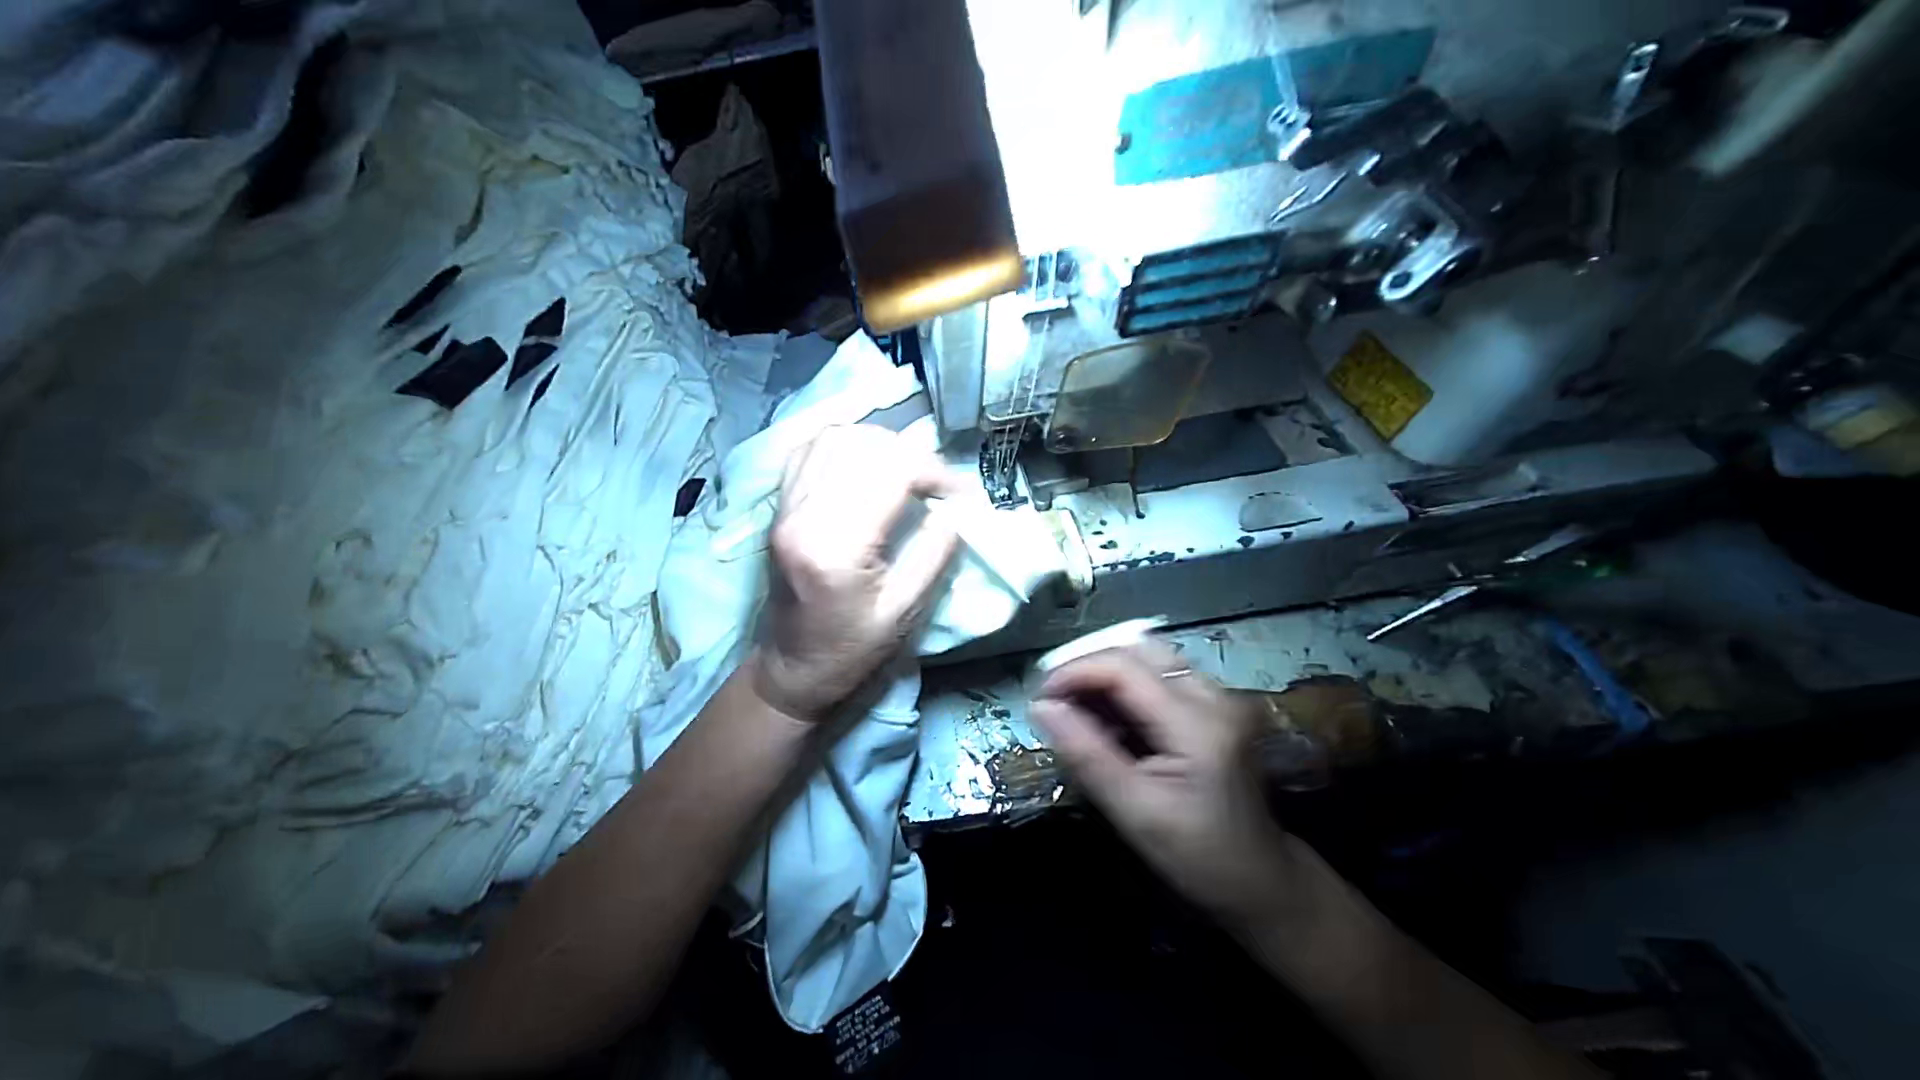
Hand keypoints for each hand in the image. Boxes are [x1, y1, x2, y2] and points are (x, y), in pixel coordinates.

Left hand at [751, 424, 964, 724]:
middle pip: (863, 447)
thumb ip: (934, 554)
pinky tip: (868, 465)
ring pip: (834, 439)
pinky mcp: (779, 506)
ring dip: (879, 444)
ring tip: (906, 470)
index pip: (891, 473)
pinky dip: (846, 445)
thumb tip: (957, 508)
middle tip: (937, 483)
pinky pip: (810, 450)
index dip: (936, 472)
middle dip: (912, 455)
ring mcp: (784, 507)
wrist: (791, 667)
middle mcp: (802, 516)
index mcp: (835, 548)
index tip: (962, 493)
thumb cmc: (850, 650)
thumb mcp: (904, 612)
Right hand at [1031, 645, 1295, 922]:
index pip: (1124, 668)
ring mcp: (1221, 697)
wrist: (1262, 880)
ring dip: (1106, 675)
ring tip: (1075, 709)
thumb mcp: (1133, 810)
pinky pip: (1161, 675)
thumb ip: (1086, 753)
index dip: (1074, 672)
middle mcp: (1216, 696)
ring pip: (1149, 658)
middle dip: (1088, 667)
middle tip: (1054, 699)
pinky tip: (1107, 718)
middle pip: (1138, 650)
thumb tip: (1041, 707)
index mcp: (1199, 723)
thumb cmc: (1198, 856)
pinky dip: (1126, 688)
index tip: (1040, 698)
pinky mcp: (1217, 704)